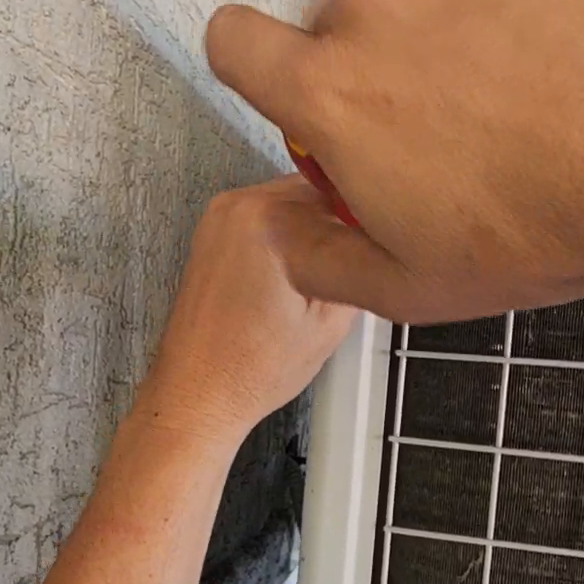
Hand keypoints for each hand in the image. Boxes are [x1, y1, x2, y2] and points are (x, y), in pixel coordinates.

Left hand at [140, 178, 358, 442]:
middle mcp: (239, 206)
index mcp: (271, 221)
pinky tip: (301, 270)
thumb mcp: (332, 322)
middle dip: (344, 221)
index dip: (374, 223)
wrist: (198, 393)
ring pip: (294, 201)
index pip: (347, 197)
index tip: (385, 247)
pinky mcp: (213, 230)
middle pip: (319, 190)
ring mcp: (220, 215)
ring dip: (318, 226)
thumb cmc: (251, 371)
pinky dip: (290, 234)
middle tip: (364, 258)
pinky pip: (268, 215)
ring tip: (333, 269)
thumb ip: (360, 269)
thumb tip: (380, 245)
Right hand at [204, 0, 583, 321]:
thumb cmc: (546, 231)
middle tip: (442, 123)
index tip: (294, 83)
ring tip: (510, 86)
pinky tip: (543, 38)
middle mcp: (372, 7)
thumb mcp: (409, 288)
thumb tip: (287, 235)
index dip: (258, 64)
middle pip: (338, 23)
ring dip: (442, 26)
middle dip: (373, 69)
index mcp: (333, 94)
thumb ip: (320, 259)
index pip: (235, 42)